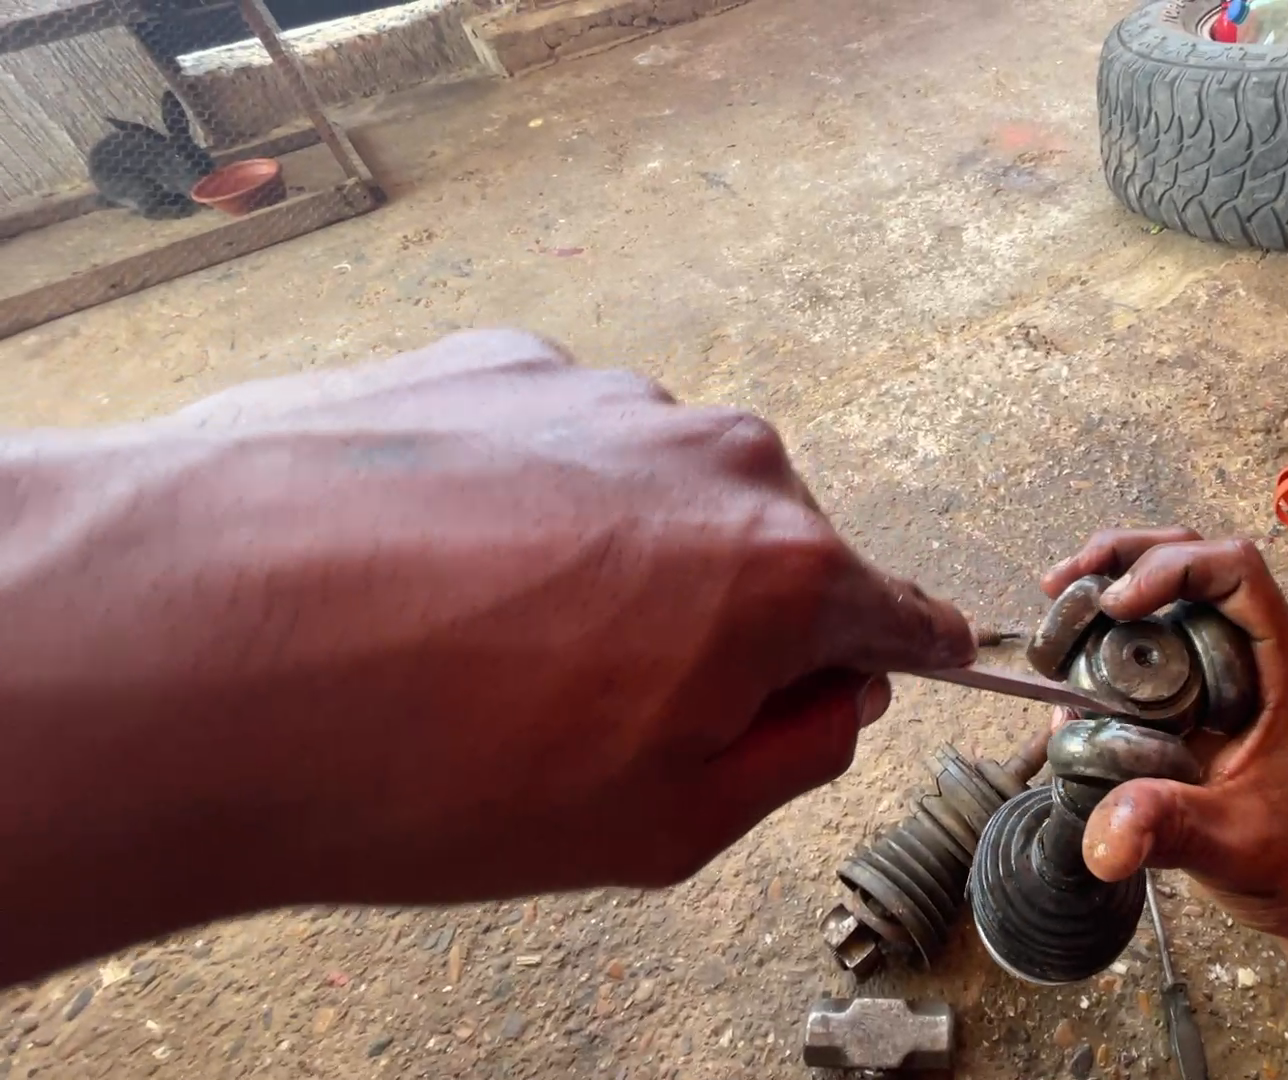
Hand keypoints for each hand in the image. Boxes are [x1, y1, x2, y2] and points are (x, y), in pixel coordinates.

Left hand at [0, 330, 974, 927]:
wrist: (169, 653)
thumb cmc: (438, 770)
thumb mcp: (668, 825)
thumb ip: (800, 752)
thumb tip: (843, 694)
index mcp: (786, 571)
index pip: (899, 612)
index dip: (921, 642)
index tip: (938, 647)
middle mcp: (729, 461)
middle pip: (783, 552)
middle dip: (745, 617)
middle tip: (636, 686)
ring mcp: (622, 399)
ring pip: (683, 493)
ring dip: (645, 553)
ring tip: (521, 620)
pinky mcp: (518, 363)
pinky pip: (586, 444)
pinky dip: (557, 497)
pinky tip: (464, 551)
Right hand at [1041, 528, 1287, 944]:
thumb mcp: (1229, 844)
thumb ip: (1167, 829)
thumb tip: (1100, 839)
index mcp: (1283, 668)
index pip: (1236, 571)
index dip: (1171, 569)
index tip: (1115, 607)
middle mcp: (1257, 648)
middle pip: (1196, 554)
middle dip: (1125, 555)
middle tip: (1064, 582)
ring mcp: (1232, 660)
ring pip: (1176, 582)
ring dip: (1114, 576)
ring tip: (1061, 597)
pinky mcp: (1207, 681)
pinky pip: (1162, 625)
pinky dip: (1116, 621)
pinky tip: (1077, 649)